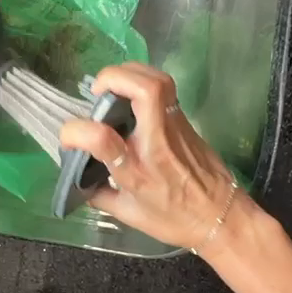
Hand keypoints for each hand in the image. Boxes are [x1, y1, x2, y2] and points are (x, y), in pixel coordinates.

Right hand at [59, 63, 249, 248]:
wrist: (222, 216)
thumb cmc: (174, 219)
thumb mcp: (128, 214)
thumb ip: (98, 193)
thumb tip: (80, 176)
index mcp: (136, 170)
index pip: (102, 138)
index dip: (75, 131)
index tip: (69, 138)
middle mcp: (155, 142)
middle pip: (143, 89)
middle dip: (112, 77)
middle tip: (97, 91)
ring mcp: (174, 126)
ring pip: (157, 80)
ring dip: (129, 73)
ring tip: (113, 86)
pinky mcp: (184, 119)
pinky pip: (164, 88)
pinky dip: (142, 81)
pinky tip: (131, 94)